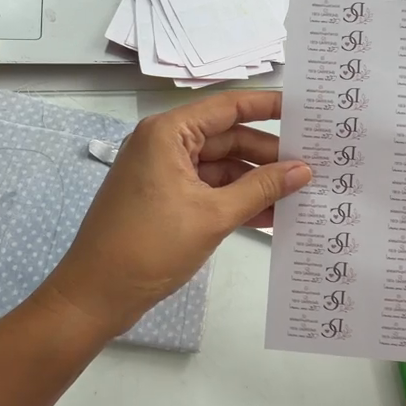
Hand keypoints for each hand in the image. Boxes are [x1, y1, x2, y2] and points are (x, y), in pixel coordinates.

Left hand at [41, 90, 310, 336]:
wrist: (93, 298)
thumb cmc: (149, 246)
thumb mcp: (213, 215)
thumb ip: (262, 188)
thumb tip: (304, 170)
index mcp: (169, 133)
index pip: (229, 107)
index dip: (269, 106)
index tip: (307, 110)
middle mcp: (166, 144)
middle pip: (229, 137)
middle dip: (269, 154)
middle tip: (312, 164)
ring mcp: (165, 173)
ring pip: (223, 166)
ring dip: (257, 181)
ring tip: (300, 193)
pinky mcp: (166, 199)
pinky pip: (210, 189)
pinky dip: (237, 200)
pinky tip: (272, 215)